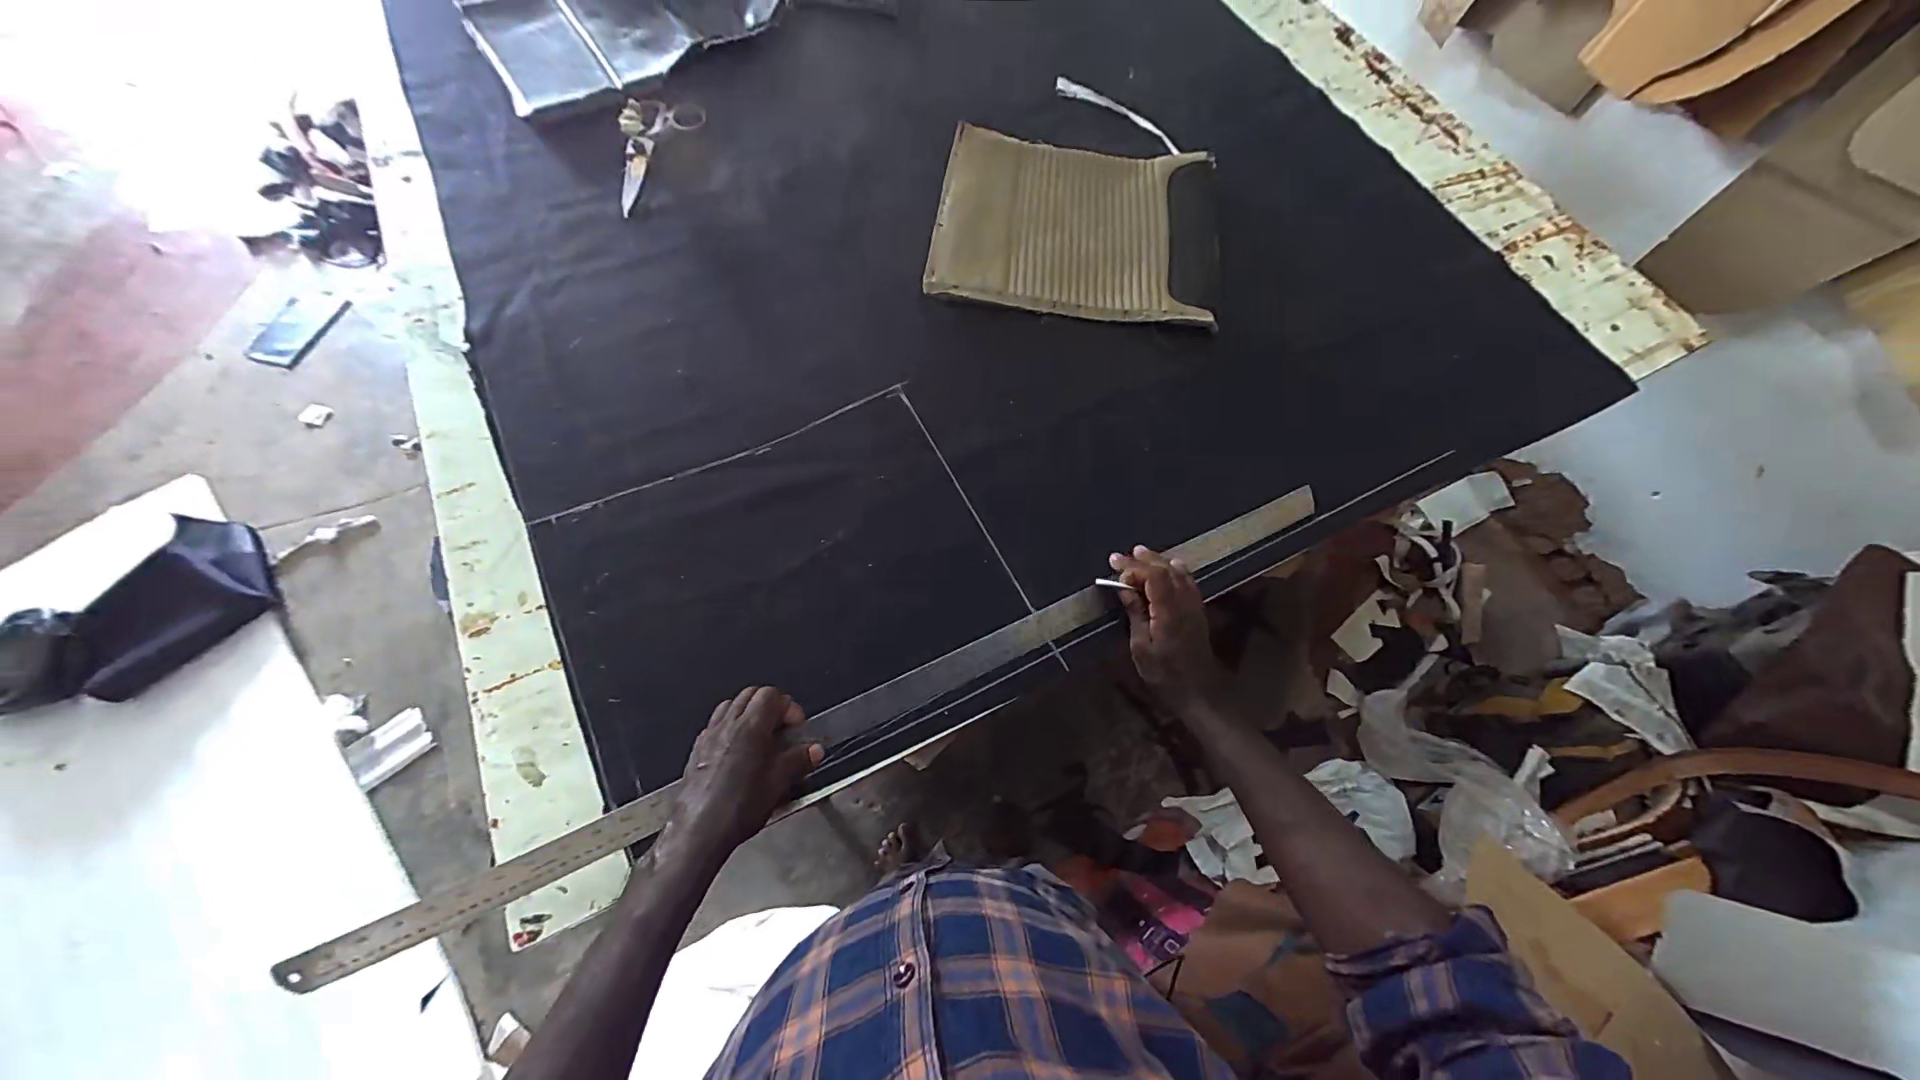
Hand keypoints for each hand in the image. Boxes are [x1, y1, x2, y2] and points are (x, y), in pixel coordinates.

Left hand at [666, 686, 822, 854]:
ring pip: (730, 706)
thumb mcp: (778, 784)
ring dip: (749, 713)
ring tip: (762, 736)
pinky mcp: (697, 751)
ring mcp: (709, 737)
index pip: (771, 695)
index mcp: (750, 729)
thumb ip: (798, 761)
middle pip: (750, 694)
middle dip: (770, 705)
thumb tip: (813, 751)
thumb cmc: (734, 810)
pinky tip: (739, 751)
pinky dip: (730, 727)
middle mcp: (727, 727)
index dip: (789, 706)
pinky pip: (715, 725)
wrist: (698, 833)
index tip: (797, 726)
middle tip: (783, 727)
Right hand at [1110, 546, 1227, 712]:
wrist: (1199, 693)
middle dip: (1142, 560)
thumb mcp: (1141, 648)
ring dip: (1158, 562)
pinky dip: (1175, 571)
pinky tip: (1169, 566)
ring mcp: (1195, 606)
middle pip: (1166, 570)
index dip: (1133, 567)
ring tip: (1139, 554)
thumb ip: (1135, 614)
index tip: (1114, 565)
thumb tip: (1124, 588)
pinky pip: (1187, 582)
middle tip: (1120, 556)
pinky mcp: (1198, 612)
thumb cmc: (1165, 676)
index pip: (1154, 576)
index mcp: (1169, 612)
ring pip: (1178, 573)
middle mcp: (1185, 603)